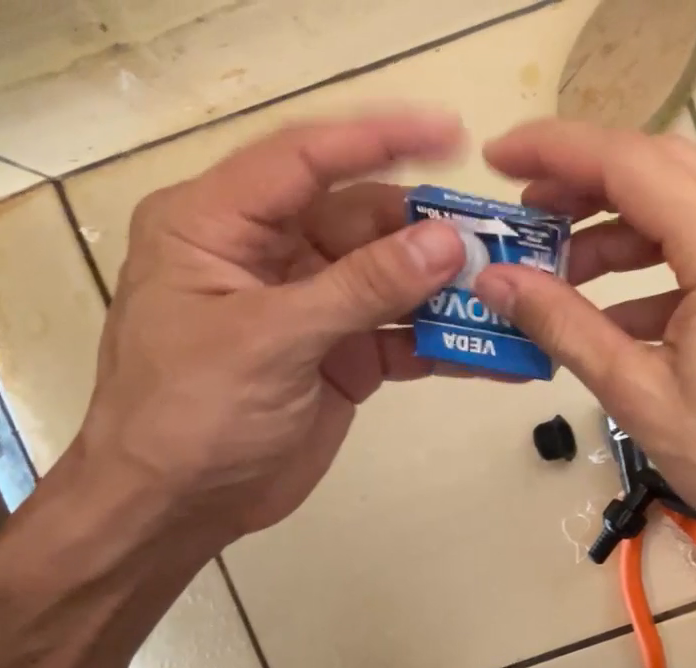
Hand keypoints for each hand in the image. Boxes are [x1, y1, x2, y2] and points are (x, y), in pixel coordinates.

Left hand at [75, 111, 470, 540]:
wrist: (181, 505)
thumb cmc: (193, 411)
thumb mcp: (273, 339)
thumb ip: (362, 287)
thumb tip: (447, 242)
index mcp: (222, 226)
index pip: (304, 161)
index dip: (376, 141)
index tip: (451, 134)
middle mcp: (272, 256)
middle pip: (365, 223)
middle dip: (432, 233)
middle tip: (504, 242)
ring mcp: (315, 308)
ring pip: (395, 282)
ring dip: (450, 292)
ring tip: (514, 296)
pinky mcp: (346, 356)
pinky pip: (406, 337)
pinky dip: (448, 345)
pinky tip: (497, 354)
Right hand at [473, 121, 695, 604]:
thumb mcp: (639, 396)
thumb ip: (562, 325)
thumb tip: (495, 279)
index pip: (633, 165)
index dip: (556, 152)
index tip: (499, 159)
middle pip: (664, 170)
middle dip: (587, 183)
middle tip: (527, 212)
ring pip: (690, 206)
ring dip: (622, 228)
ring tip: (563, 269)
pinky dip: (662, 267)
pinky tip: (618, 314)